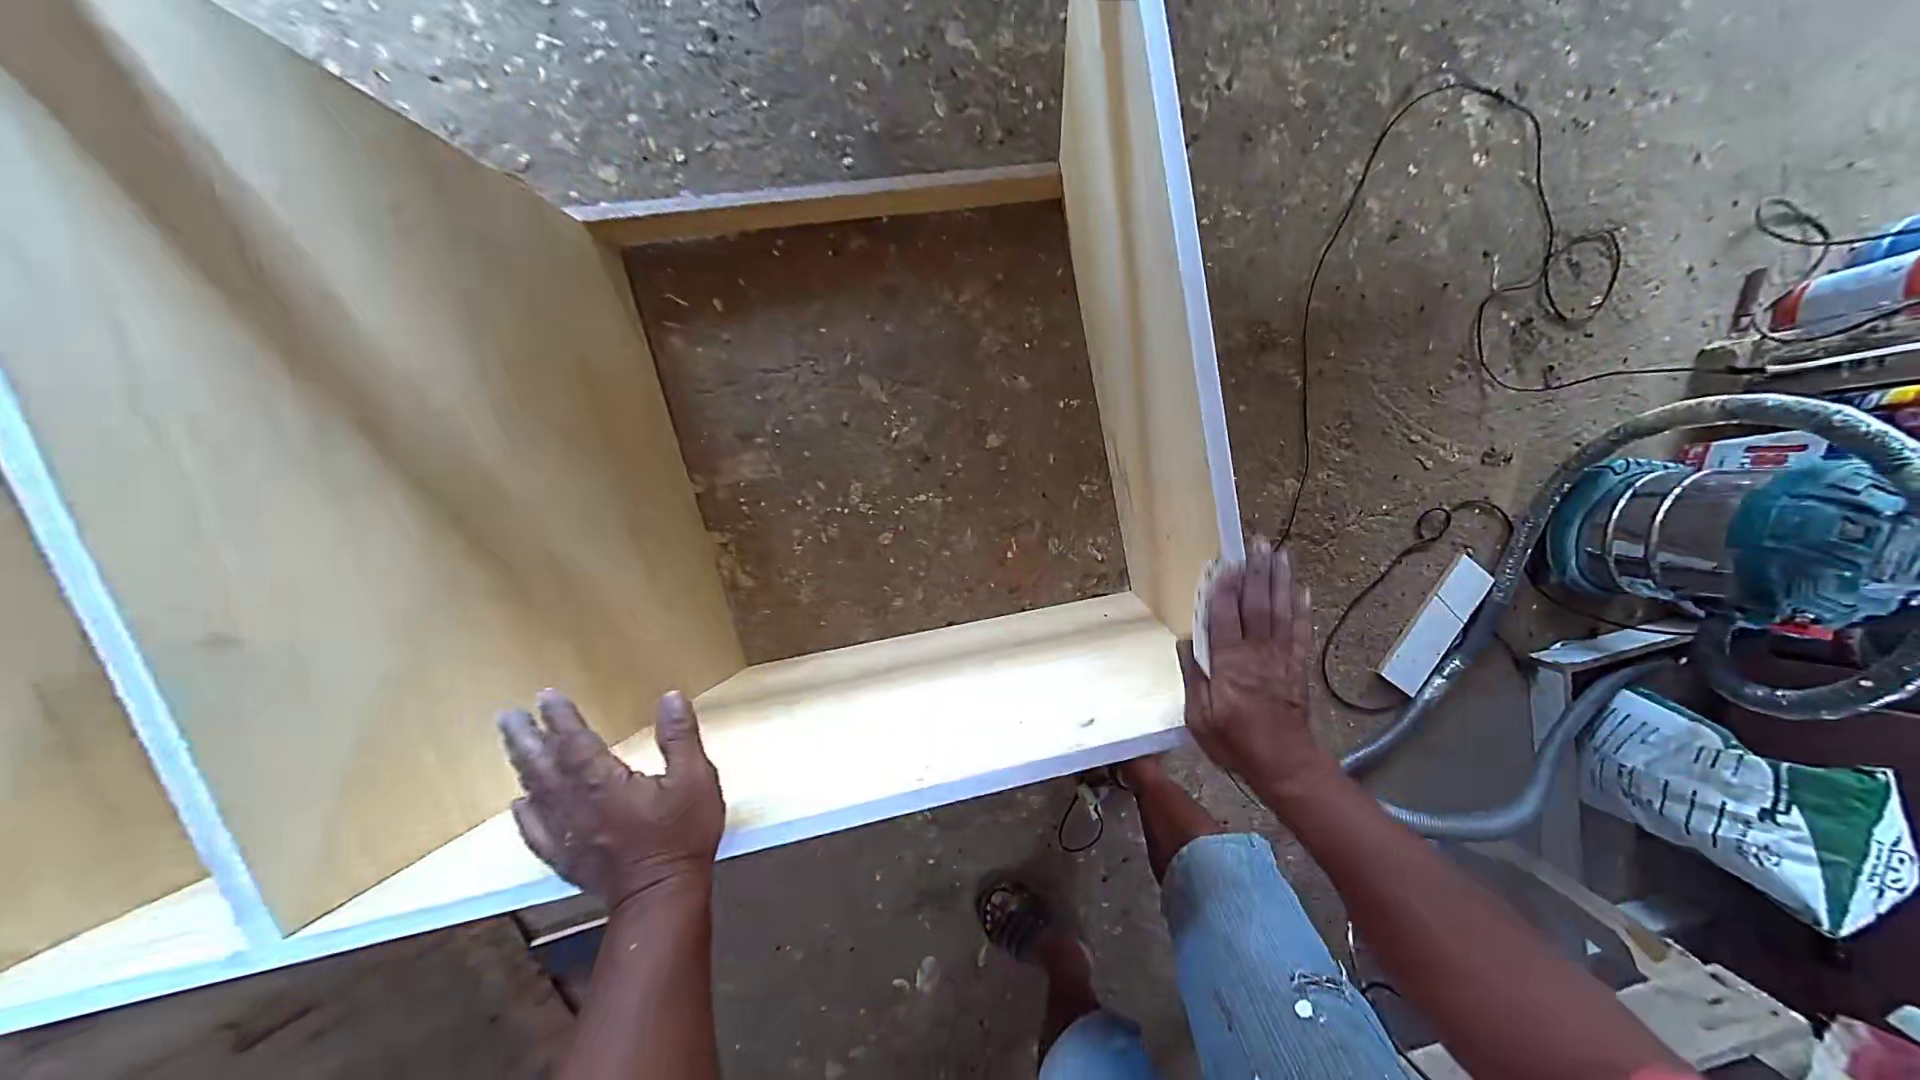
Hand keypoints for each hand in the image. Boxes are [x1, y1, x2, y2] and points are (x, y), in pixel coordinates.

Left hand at [498, 689, 724, 911]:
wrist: (662, 894)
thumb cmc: (682, 834)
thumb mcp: (695, 778)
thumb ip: (680, 737)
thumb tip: (670, 697)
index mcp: (604, 783)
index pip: (575, 742)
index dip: (560, 717)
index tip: (546, 695)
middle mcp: (576, 805)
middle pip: (542, 766)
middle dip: (525, 738)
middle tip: (507, 716)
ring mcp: (566, 834)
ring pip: (535, 793)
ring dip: (521, 765)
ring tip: (511, 743)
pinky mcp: (565, 858)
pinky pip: (535, 831)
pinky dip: (525, 814)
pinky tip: (520, 802)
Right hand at [1180, 539, 1338, 798]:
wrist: (1283, 763)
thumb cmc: (1234, 741)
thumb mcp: (1198, 716)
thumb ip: (1193, 675)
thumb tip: (1186, 641)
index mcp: (1230, 663)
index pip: (1225, 615)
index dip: (1224, 587)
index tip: (1224, 563)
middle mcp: (1258, 653)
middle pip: (1257, 604)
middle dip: (1256, 572)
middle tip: (1257, 544)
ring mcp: (1282, 657)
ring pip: (1281, 610)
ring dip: (1280, 580)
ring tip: (1280, 554)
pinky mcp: (1298, 665)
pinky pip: (1301, 630)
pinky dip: (1302, 608)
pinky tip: (1302, 589)